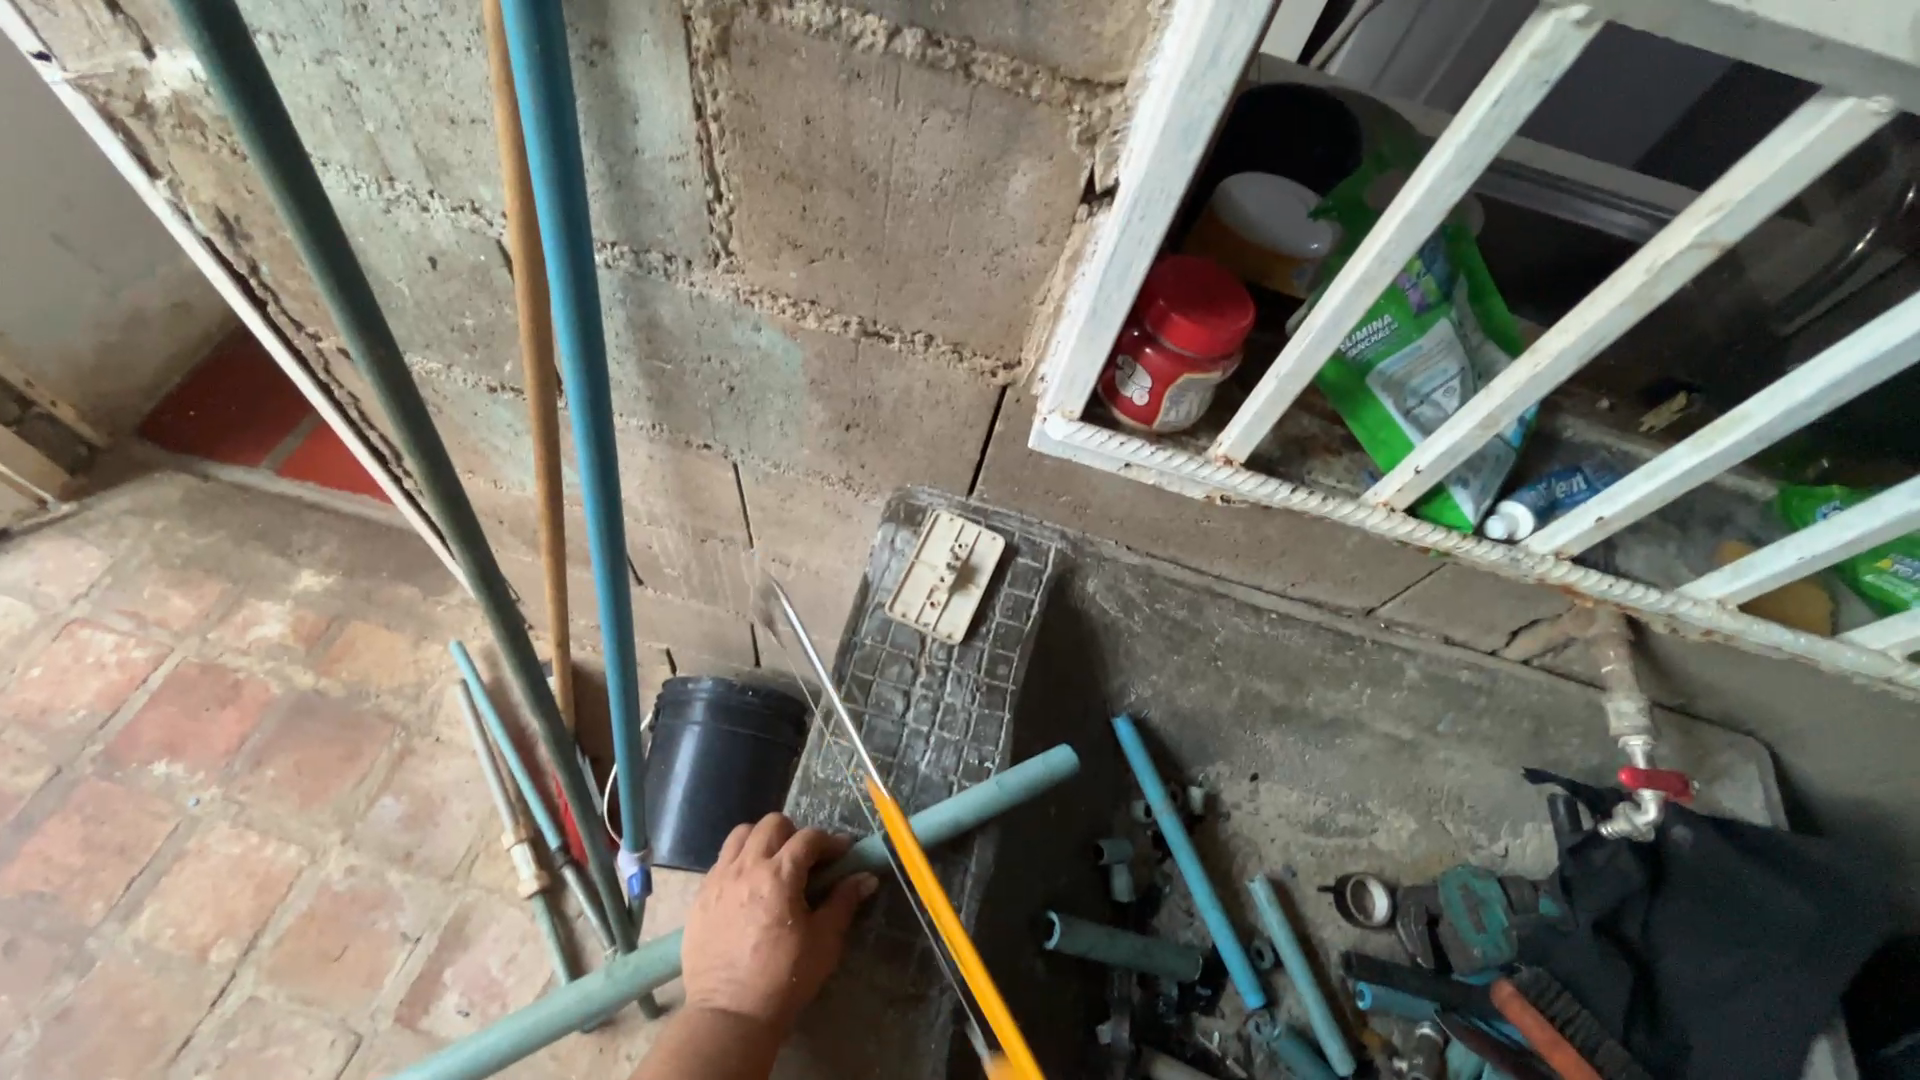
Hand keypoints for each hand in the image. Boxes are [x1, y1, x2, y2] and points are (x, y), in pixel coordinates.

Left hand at [680, 813, 879, 1032]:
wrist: (729, 1014)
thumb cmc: (784, 978)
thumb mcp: (824, 941)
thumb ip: (844, 902)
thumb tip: (866, 877)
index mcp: (779, 875)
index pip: (808, 837)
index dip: (830, 841)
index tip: (843, 853)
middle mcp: (746, 868)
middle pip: (771, 824)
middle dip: (794, 834)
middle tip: (805, 859)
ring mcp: (718, 880)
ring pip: (740, 835)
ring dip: (762, 841)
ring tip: (773, 865)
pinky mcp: (700, 897)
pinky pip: (721, 861)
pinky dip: (739, 862)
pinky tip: (749, 888)